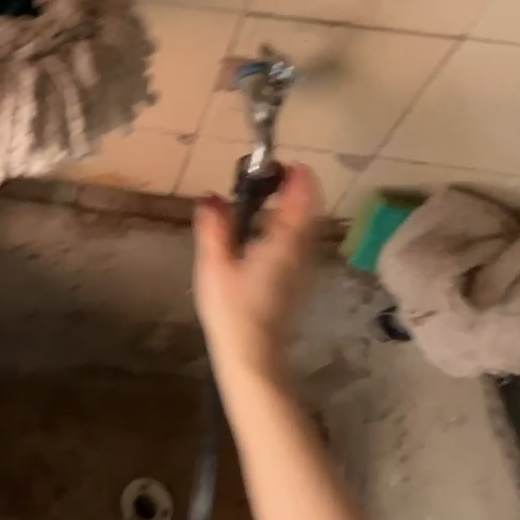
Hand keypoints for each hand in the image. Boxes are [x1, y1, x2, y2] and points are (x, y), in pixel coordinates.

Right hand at [193, 164, 323, 380]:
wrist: (252, 356)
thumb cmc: (232, 310)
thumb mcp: (214, 266)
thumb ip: (214, 228)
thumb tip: (212, 198)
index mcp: (282, 245)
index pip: (301, 203)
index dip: (299, 180)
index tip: (288, 164)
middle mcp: (299, 254)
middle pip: (307, 213)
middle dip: (297, 190)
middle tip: (275, 174)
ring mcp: (301, 270)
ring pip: (306, 229)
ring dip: (295, 208)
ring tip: (273, 195)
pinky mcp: (296, 282)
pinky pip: (300, 243)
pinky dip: (291, 226)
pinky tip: (270, 229)